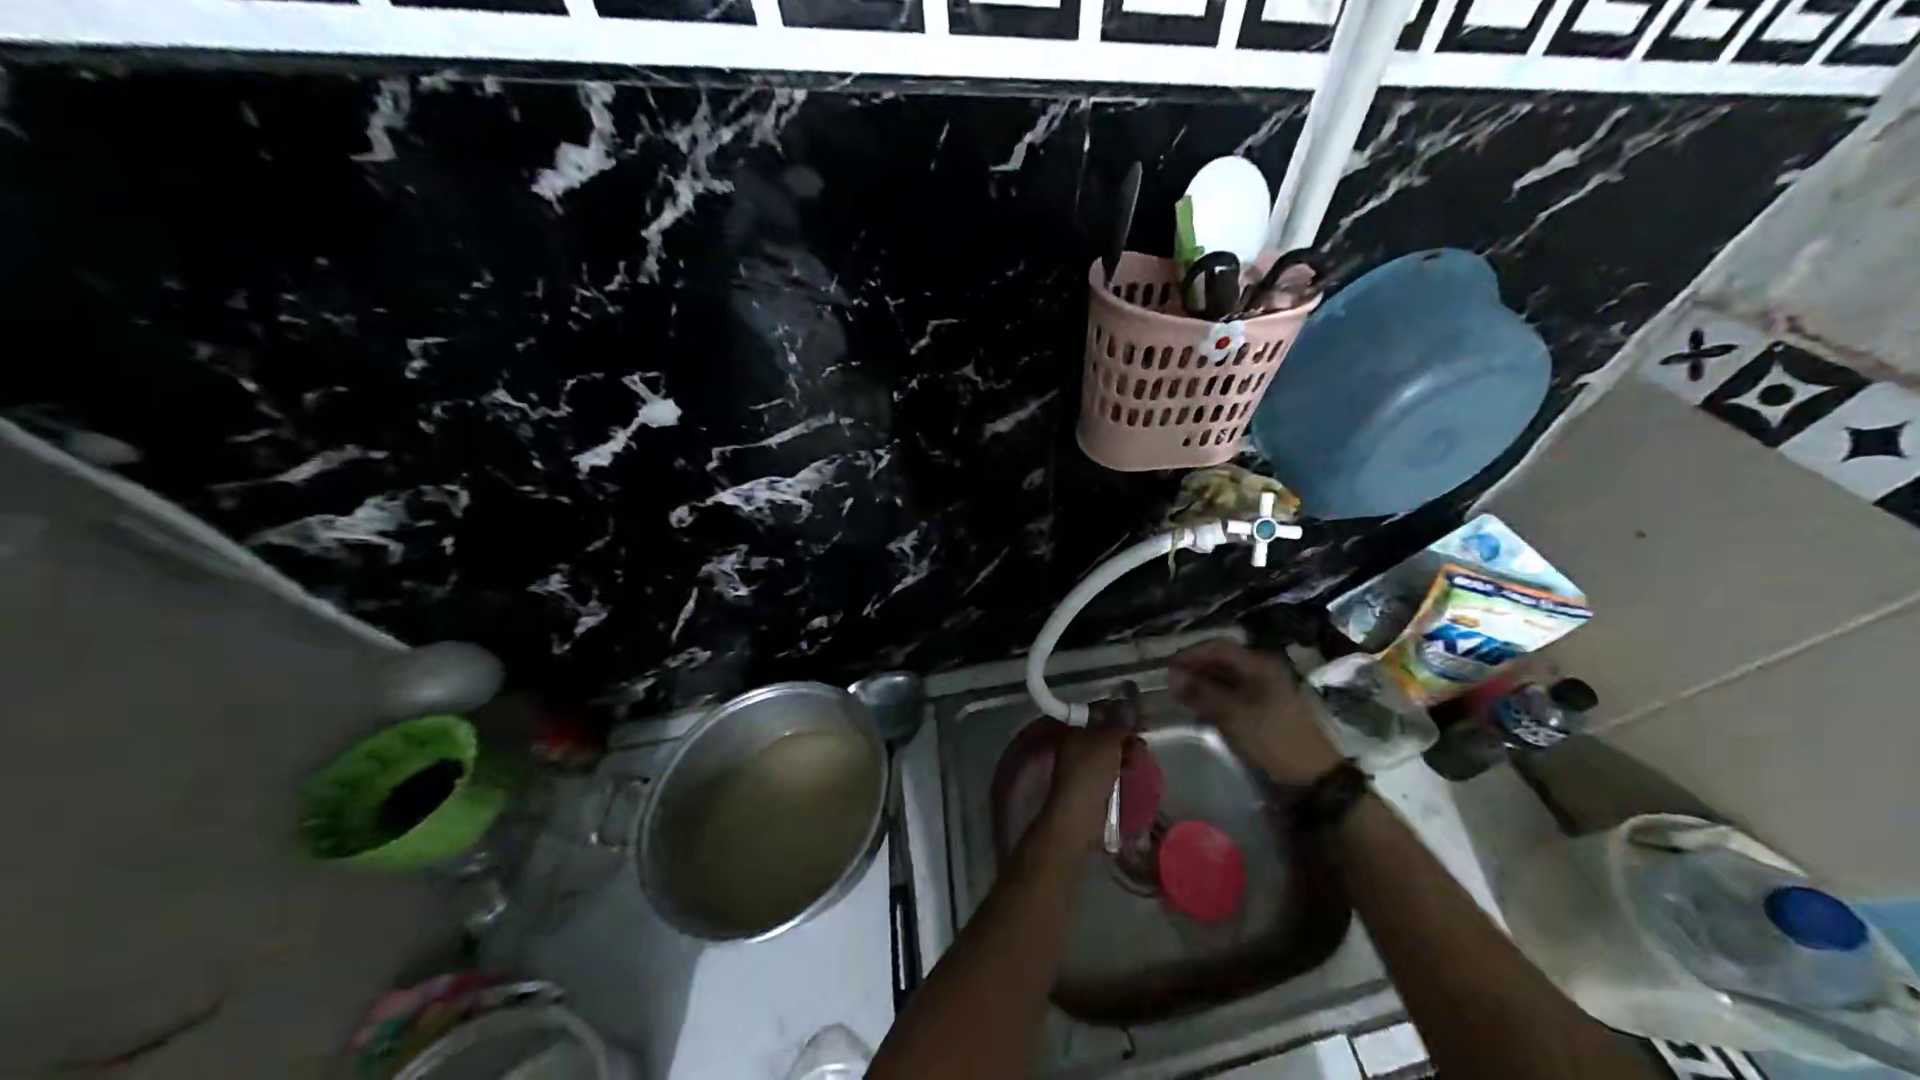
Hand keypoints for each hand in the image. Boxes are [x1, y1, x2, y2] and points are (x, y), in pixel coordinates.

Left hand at [1033, 709, 1130, 854]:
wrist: (1078, 817)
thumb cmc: (1090, 773)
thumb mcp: (1106, 742)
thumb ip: (1119, 721)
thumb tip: (1130, 700)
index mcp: (1074, 731)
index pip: (1099, 712)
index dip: (1119, 710)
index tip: (1141, 713)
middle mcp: (1077, 746)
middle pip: (1106, 732)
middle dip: (1126, 732)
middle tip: (1144, 735)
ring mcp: (1084, 766)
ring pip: (1111, 751)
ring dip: (1128, 750)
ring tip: (1142, 755)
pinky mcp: (1093, 785)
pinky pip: (1112, 768)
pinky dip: (1124, 766)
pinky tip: (1135, 769)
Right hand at [1168, 640, 1341, 785]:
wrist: (1313, 779)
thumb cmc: (1273, 739)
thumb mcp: (1233, 715)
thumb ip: (1201, 692)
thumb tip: (1172, 676)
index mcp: (1260, 665)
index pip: (1218, 647)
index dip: (1189, 654)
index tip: (1166, 667)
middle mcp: (1263, 672)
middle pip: (1222, 662)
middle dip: (1195, 670)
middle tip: (1170, 685)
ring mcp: (1266, 692)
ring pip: (1226, 680)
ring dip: (1203, 686)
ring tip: (1180, 698)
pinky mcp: (1265, 711)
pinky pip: (1233, 697)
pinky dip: (1214, 700)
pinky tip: (1200, 711)